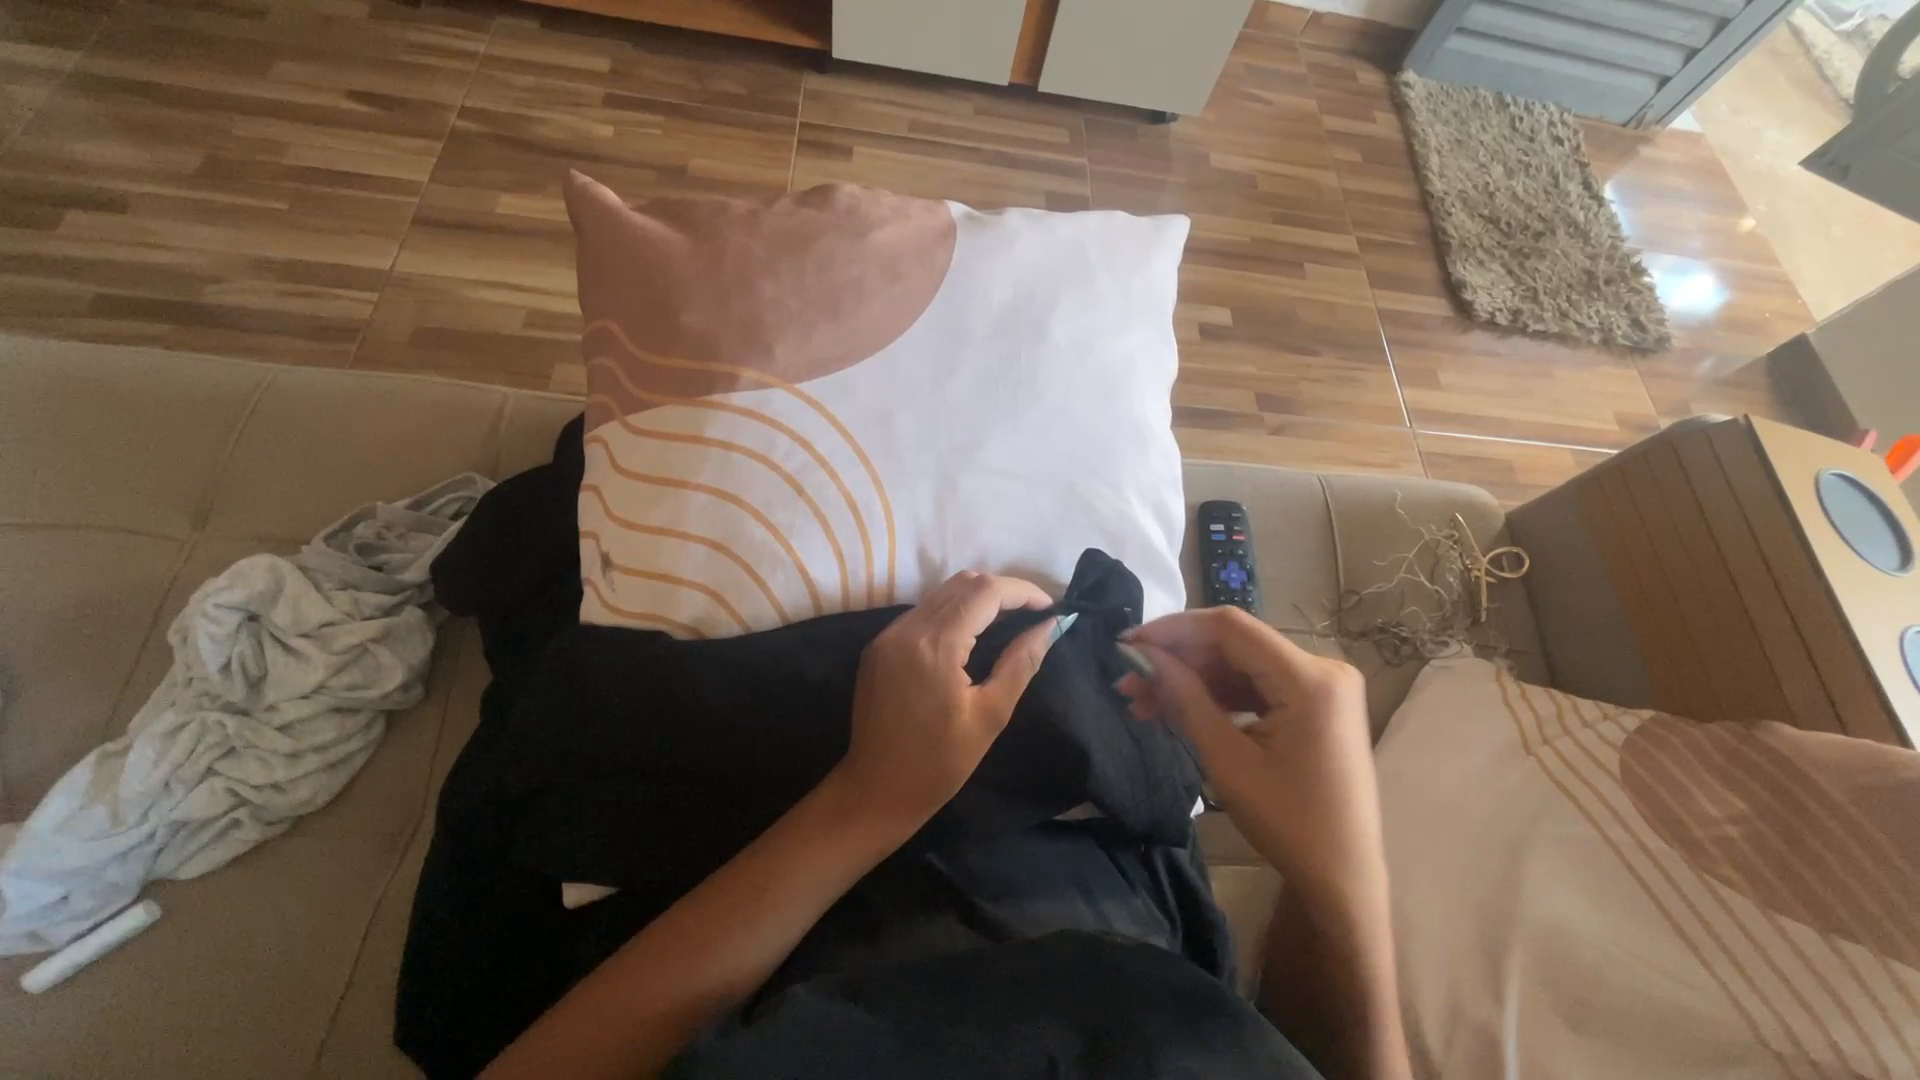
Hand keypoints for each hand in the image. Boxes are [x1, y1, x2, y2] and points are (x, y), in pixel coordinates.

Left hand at [836, 571, 1063, 826]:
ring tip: (1009, 621)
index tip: (1049, 608)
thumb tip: (1050, 626)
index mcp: (935, 645)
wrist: (877, 790)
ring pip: (940, 594)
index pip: (985, 592)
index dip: (1022, 592)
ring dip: (977, 598)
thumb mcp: (991, 714)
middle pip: (962, 583)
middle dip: (1002, 591)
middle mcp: (906, 629)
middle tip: (1033, 615)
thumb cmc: (940, 762)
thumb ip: (1021, 662)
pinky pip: (922, 613)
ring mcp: (887, 635)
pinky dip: (952, 612)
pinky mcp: (878, 646)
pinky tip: (972, 635)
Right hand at [1118, 607, 1384, 904]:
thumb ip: (1185, 697)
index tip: (1126, 645)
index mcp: (1310, 678)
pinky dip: (1217, 695)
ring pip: (1240, 666)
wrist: (1342, 875)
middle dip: (1177, 659)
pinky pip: (1256, 686)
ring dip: (1191, 679)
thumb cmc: (1287, 821)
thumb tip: (1142, 657)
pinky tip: (1176, 708)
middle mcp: (1322, 668)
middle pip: (1234, 645)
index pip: (1230, 628)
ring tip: (1140, 701)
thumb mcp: (1227, 759)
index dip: (1173, 629)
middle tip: (1127, 681)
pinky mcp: (1314, 704)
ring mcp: (1321, 686)